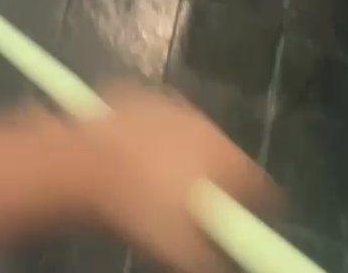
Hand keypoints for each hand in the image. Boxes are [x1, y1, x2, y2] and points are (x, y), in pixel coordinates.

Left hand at [79, 84, 279, 271]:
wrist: (85, 164)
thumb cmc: (139, 208)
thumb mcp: (187, 251)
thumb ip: (218, 254)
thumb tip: (223, 255)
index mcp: (226, 158)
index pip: (263, 187)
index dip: (255, 210)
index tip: (239, 226)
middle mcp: (205, 123)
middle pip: (226, 156)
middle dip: (216, 179)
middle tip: (194, 206)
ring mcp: (170, 103)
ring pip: (191, 135)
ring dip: (185, 154)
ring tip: (158, 181)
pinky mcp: (138, 93)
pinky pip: (158, 119)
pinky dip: (153, 134)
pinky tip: (135, 154)